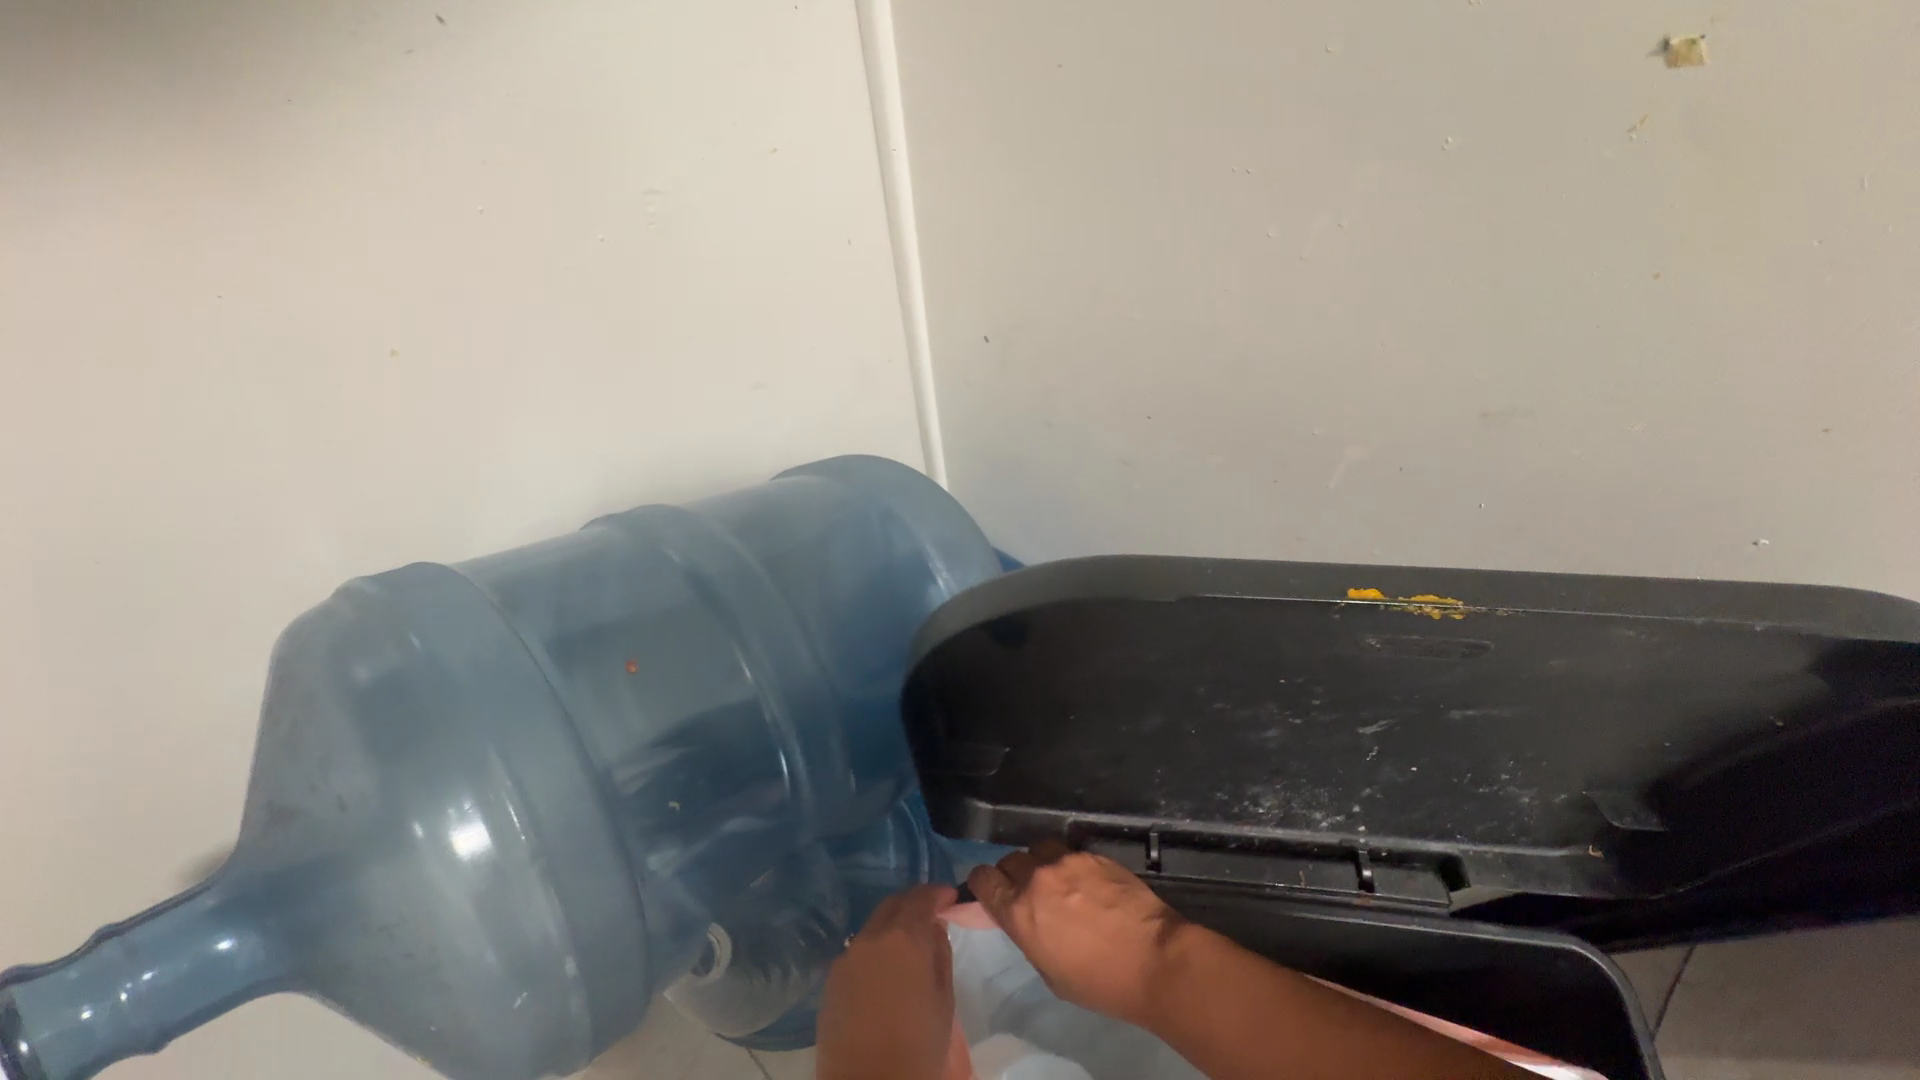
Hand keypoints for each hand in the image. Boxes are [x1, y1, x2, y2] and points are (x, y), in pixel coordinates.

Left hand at [817, 885, 966, 1079]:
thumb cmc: (918, 1047)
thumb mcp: (943, 1001)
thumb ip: (940, 955)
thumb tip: (934, 929)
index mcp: (904, 937)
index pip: (921, 897)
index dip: (938, 894)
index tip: (951, 898)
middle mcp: (871, 937)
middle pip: (892, 905)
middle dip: (913, 905)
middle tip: (931, 917)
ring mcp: (846, 957)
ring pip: (873, 927)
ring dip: (892, 927)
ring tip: (910, 948)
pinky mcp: (831, 980)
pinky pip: (858, 952)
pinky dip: (875, 950)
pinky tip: (886, 973)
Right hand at [966, 841, 1186, 1026]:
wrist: (1153, 959)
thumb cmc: (1099, 982)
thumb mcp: (1048, 972)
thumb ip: (1027, 935)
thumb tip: (1021, 919)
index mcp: (1018, 910)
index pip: (982, 878)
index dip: (982, 885)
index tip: (990, 893)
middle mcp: (1036, 878)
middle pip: (1008, 860)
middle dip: (1012, 875)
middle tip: (1029, 894)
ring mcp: (1067, 862)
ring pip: (1038, 849)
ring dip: (1040, 863)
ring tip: (1057, 882)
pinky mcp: (1094, 855)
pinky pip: (1070, 852)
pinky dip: (1070, 865)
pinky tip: (1087, 883)